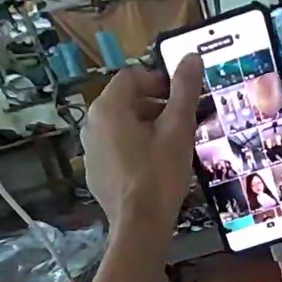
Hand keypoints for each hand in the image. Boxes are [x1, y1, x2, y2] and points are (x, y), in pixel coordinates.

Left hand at [84, 57, 201, 235]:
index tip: (181, 96)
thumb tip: (191, 56)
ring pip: (120, 126)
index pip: (132, 76)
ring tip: (171, 144)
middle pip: (125, 101)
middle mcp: (91, 124)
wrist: (139, 225)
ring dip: (145, 127)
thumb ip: (184, 89)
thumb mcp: (178, 128)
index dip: (159, 80)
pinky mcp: (94, 173)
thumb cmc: (160, 172)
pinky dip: (133, 148)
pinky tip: (154, 166)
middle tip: (182, 121)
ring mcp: (90, 150)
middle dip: (155, 105)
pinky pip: (115, 149)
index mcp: (108, 107)